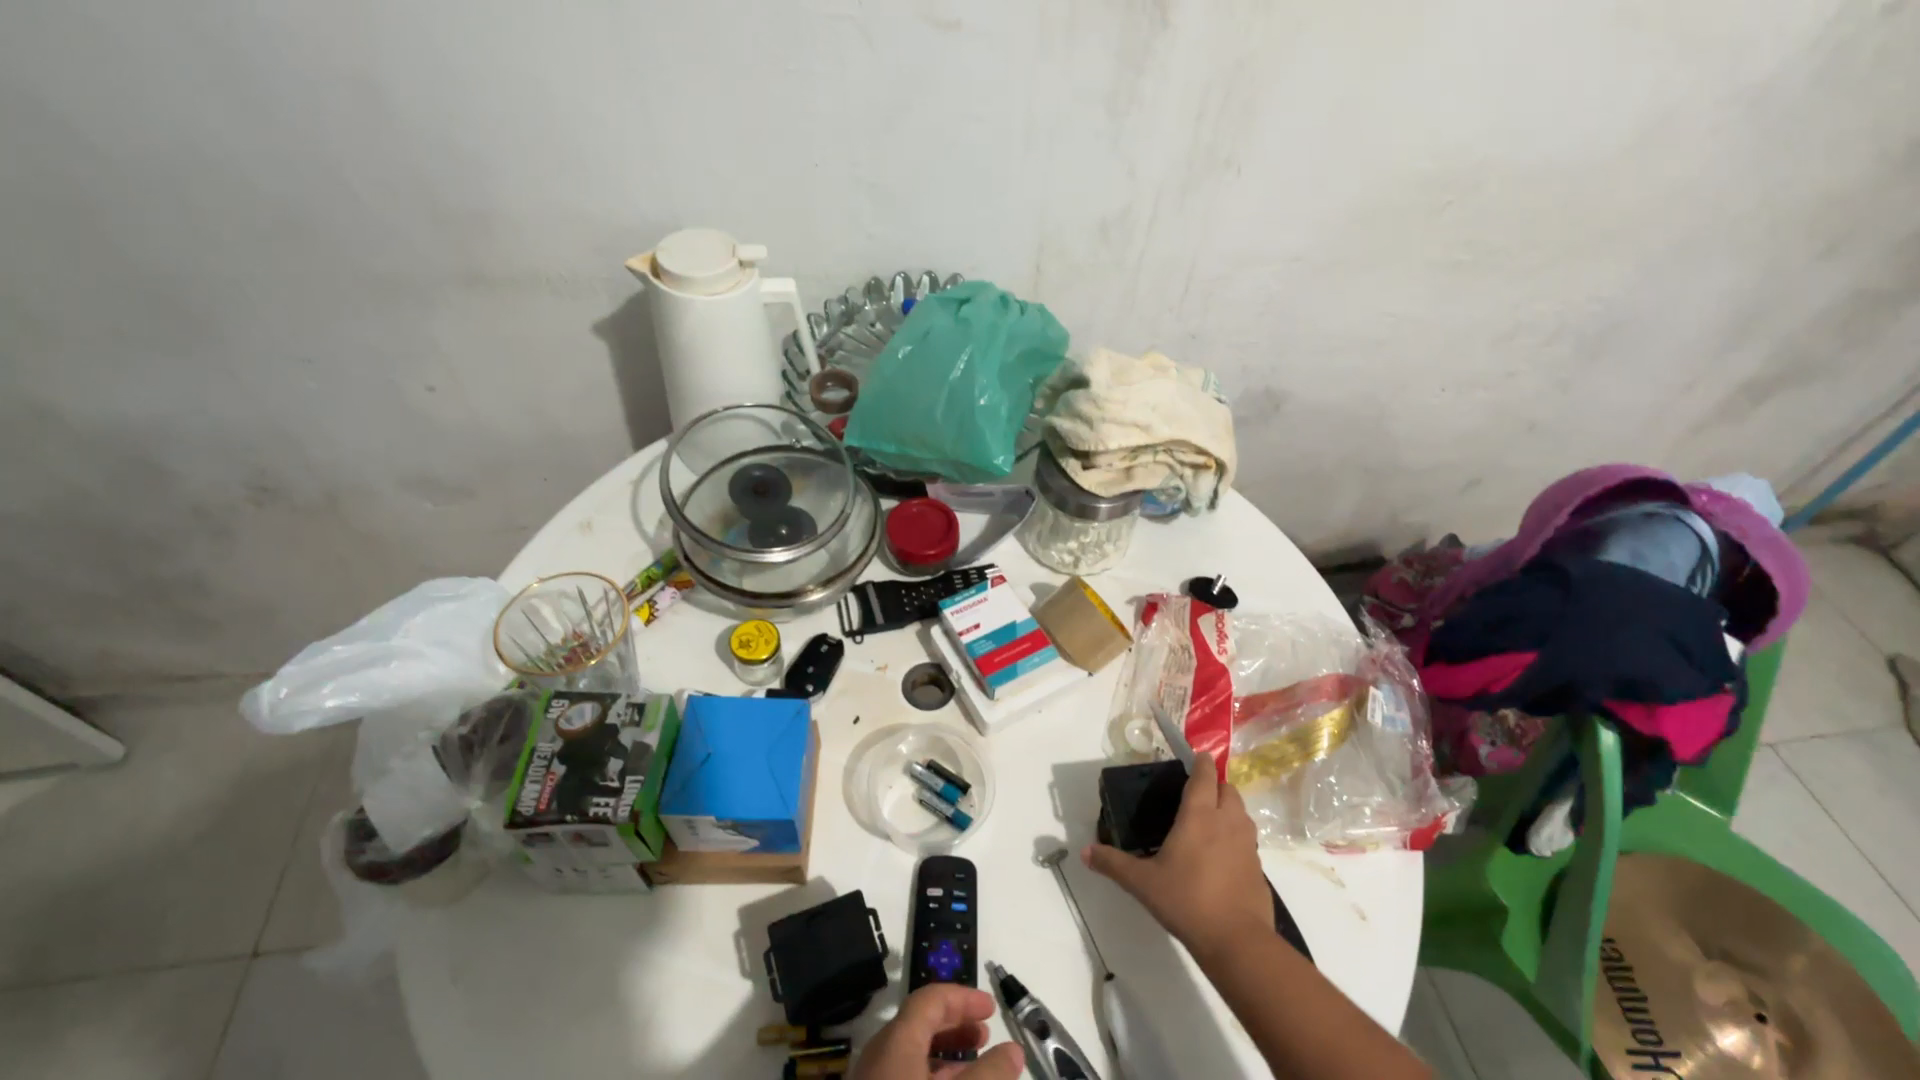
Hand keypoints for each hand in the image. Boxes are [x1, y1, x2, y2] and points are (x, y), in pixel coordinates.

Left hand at [850, 984, 1023, 1079]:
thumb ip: (988, 1073)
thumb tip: (1014, 1049)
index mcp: (896, 1040)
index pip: (930, 999)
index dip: (963, 998)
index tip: (991, 1008)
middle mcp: (879, 1054)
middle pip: (919, 1022)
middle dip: (955, 1023)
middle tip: (985, 1033)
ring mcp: (872, 1079)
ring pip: (911, 1053)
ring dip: (946, 1053)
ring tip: (976, 1065)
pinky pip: (903, 1074)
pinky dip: (931, 1073)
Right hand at [1084, 751, 1272, 957]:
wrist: (1236, 940)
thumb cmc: (1186, 901)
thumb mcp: (1142, 883)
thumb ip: (1113, 863)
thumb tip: (1085, 852)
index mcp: (1199, 815)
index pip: (1204, 776)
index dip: (1201, 762)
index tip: (1197, 756)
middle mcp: (1227, 822)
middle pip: (1228, 789)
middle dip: (1215, 785)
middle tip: (1196, 795)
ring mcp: (1247, 844)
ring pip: (1241, 813)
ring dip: (1228, 809)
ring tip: (1208, 823)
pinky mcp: (1258, 867)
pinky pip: (1247, 840)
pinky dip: (1235, 838)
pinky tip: (1220, 858)